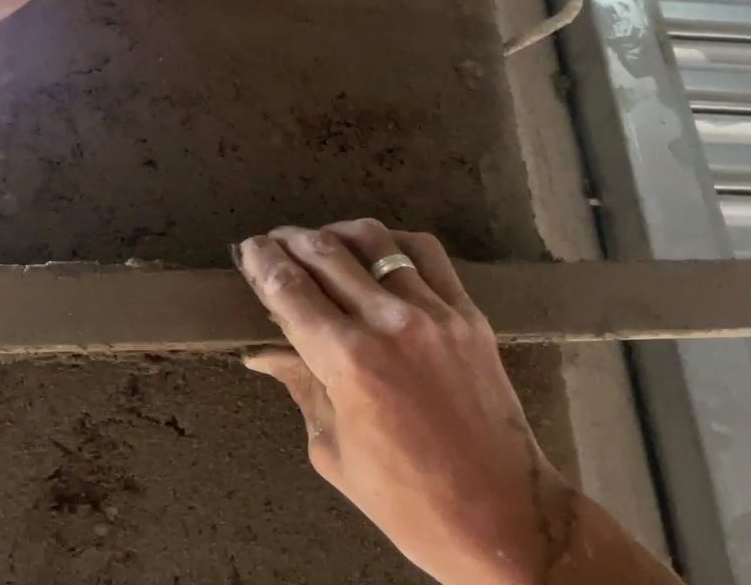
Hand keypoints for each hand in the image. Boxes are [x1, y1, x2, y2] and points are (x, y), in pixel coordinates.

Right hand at [237, 219, 572, 584]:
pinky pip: (426, 254)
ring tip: (320, 240)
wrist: (503, 518)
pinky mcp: (468, 313)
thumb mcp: (334, 452)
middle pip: (325, 253)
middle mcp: (387, 323)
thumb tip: (262, 353)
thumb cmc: (408, 502)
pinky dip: (393, 241)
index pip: (289, 288)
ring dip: (336, 233)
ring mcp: (434, 312)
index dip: (261, 261)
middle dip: (289, 240)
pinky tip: (377, 249)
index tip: (248, 248)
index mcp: (347, 362)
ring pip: (374, 242)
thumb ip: (300, 388)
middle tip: (273, 241)